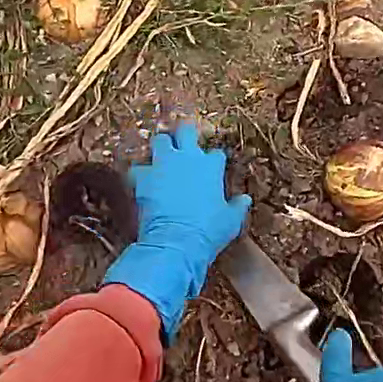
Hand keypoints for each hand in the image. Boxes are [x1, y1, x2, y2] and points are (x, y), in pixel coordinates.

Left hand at [104, 122, 250, 339]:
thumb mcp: (230, 225)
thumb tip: (243, 199)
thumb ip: (235, 209)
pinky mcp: (141, 182)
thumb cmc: (206, 236)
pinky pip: (138, 171)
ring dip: (158, 148)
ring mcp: (161, 168)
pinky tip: (138, 180)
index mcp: (210, 168)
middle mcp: (186, 161)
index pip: (213, 153)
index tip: (210, 162)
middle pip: (182, 134)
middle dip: (180, 135)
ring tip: (156, 151)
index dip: (211, 156)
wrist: (175, 247)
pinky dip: (139, 175)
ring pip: (157, 143)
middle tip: (179, 139)